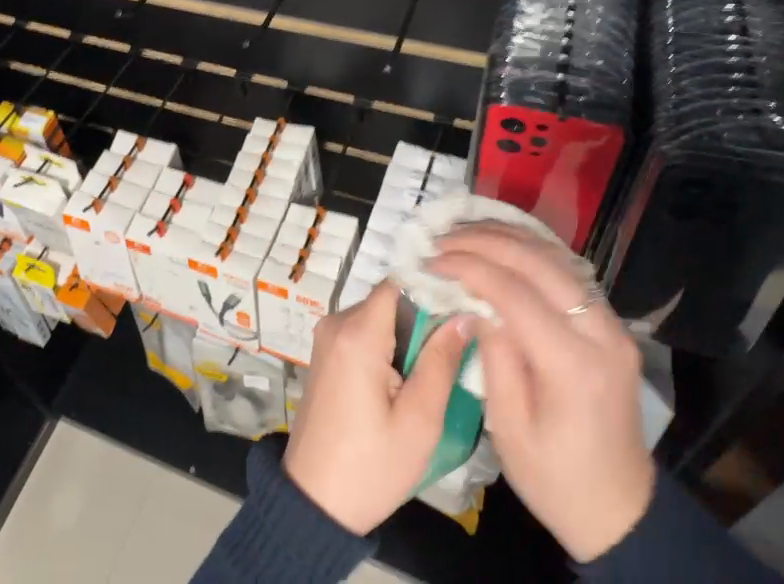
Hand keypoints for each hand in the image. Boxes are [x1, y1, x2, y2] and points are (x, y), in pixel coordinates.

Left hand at [283, 283, 469, 534]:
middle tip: (463, 346)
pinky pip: (366, 336)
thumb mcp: (419, 420)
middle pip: (392, 301)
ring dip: (411, 337)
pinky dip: (391, 349)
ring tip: (443, 367)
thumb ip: (442, 361)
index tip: (469, 306)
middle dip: (427, 318)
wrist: (314, 502)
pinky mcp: (327, 357)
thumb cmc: (371, 466)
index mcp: (357, 334)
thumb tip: (465, 314)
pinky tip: (413, 380)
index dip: (436, 289)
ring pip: (381, 319)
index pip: (401, 283)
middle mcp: (336, 325)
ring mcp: (327, 340)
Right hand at [432, 225, 653, 562]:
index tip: (431, 261)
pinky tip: (502, 245)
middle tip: (442, 239)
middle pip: (541, 265)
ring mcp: (613, 327)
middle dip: (486, 243)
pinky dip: (532, 253)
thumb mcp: (509, 428)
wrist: (619, 508)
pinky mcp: (611, 327)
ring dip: (510, 239)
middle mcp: (601, 335)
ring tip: (465, 232)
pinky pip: (569, 275)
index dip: (470, 268)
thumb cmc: (554, 479)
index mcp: (573, 365)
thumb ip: (493, 358)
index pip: (516, 294)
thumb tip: (473, 305)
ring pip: (560, 260)